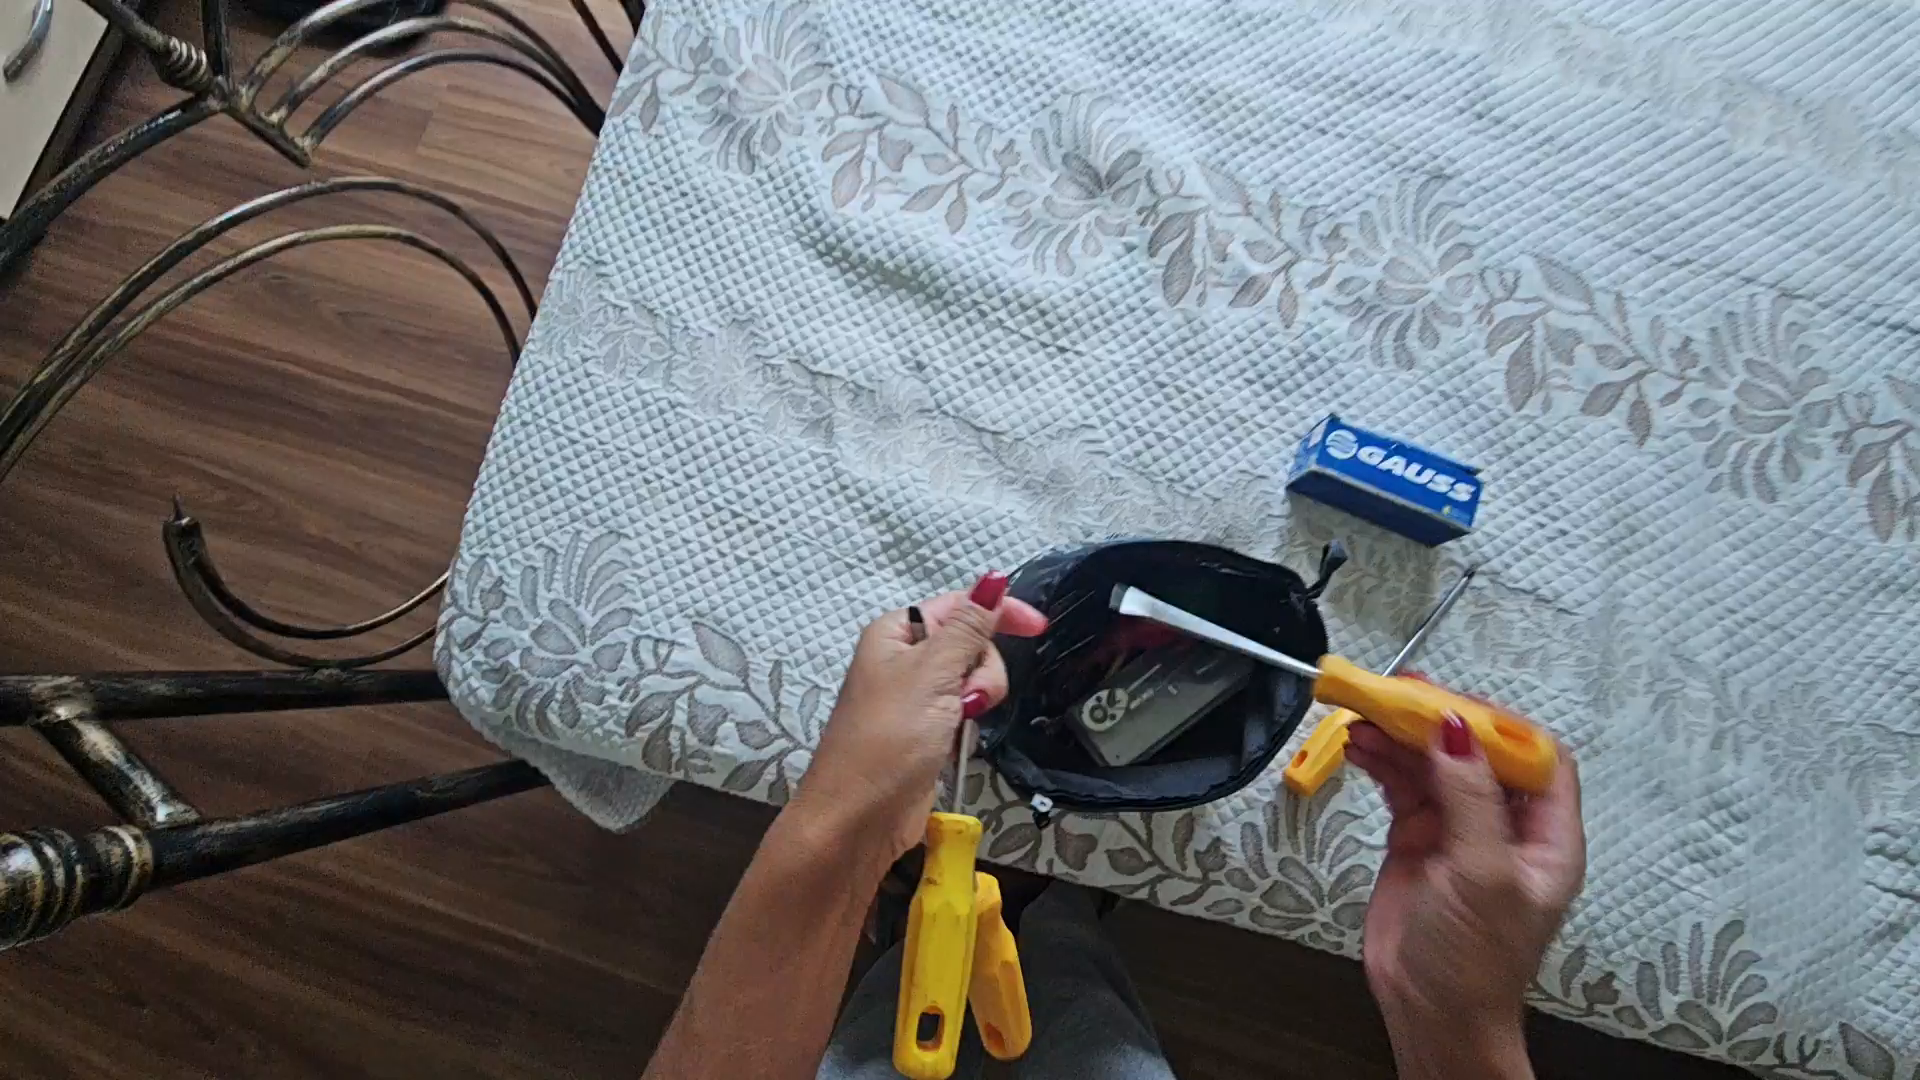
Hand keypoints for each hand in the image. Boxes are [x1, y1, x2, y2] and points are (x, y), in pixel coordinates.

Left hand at [789, 572, 1047, 864]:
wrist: (857, 818)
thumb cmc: (889, 738)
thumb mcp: (932, 673)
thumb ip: (969, 627)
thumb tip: (993, 578)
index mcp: (896, 633)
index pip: (959, 605)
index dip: (1000, 611)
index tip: (1039, 627)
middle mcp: (904, 659)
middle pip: (971, 643)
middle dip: (982, 669)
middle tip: (969, 699)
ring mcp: (916, 697)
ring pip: (972, 680)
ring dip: (977, 699)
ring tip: (961, 724)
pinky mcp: (926, 731)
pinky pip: (964, 711)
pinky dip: (969, 724)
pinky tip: (957, 743)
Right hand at [1345, 714, 1584, 1079]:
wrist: (1428, 1008)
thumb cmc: (1473, 956)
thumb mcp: (1480, 873)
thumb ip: (1469, 797)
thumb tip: (1454, 728)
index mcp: (1543, 835)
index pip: (1534, 758)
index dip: (1496, 724)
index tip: (1447, 703)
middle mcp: (1501, 824)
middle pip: (1472, 752)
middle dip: (1433, 721)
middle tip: (1391, 695)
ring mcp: (1455, 828)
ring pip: (1429, 763)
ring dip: (1396, 738)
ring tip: (1361, 721)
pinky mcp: (1415, 834)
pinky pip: (1399, 782)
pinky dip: (1377, 761)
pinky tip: (1357, 748)